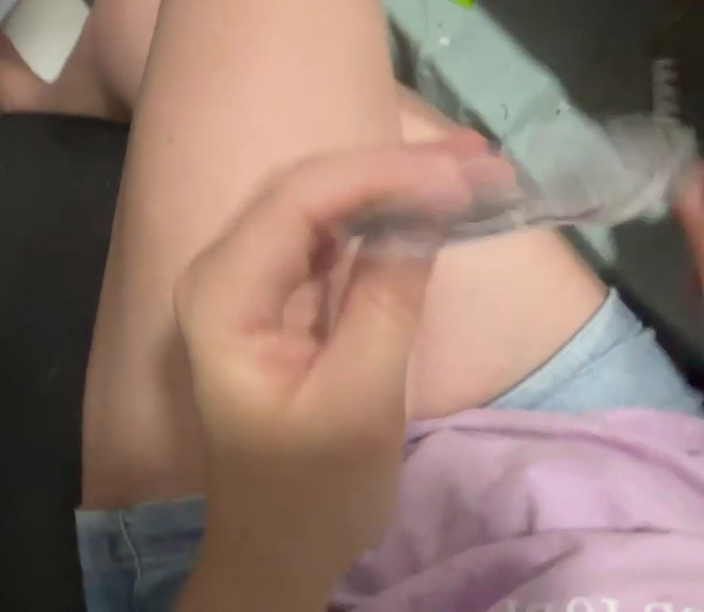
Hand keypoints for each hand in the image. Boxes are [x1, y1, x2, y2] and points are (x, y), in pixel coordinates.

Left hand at [173, 136, 488, 602]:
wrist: (275, 543)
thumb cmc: (309, 493)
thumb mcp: (358, 407)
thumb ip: (385, 304)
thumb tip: (425, 215)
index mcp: (223, 294)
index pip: (298, 203)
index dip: (379, 176)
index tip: (461, 172)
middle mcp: (225, 267)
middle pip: (308, 191)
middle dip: (393, 168)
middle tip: (480, 158)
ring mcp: (250, 274)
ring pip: (322, 203)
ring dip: (394, 182)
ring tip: (470, 168)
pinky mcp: (280, 287)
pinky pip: (331, 232)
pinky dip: (383, 214)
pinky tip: (430, 202)